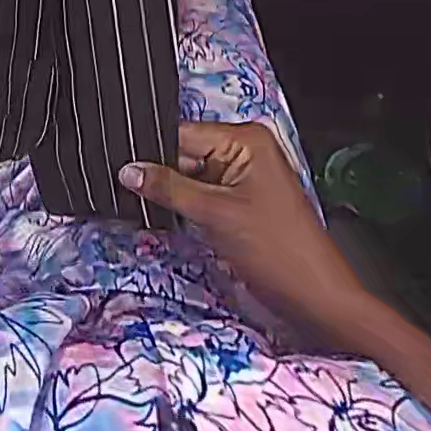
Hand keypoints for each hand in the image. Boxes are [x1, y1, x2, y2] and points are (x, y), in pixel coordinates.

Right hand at [117, 121, 374, 335]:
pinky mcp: (239, 198)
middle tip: (121, 188)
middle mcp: (244, 148)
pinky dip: (185, 204)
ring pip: (189, 175)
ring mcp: (242, 173)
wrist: (314, 296)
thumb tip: (127, 170)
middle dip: (158, 173)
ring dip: (170, 192)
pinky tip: (166, 214)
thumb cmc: (276, 250)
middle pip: (183, 152)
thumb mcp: (214, 214)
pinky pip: (201, 191)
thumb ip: (168, 188)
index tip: (116, 165)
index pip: (182, 134)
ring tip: (140, 203)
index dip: (149, 151)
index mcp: (245, 138)